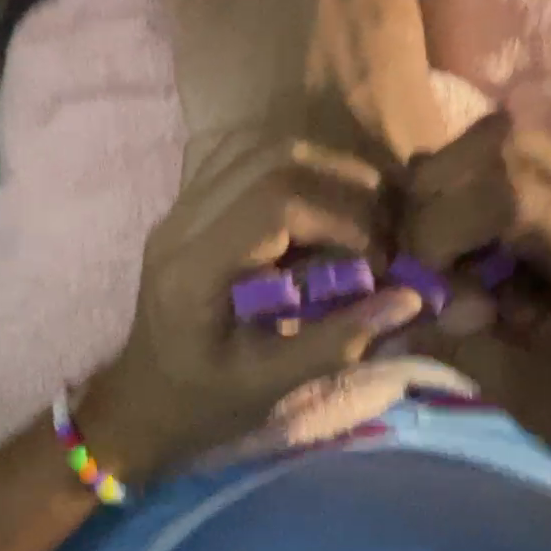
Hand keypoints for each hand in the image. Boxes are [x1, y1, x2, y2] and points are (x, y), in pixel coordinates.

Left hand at [79, 133, 426, 482]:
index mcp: (194, 270)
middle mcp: (178, 226)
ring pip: (249, 147)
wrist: (142, 398)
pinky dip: (283, 166)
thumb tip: (408, 298)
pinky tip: (314, 196)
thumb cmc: (203, 403)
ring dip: (312, 163)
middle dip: (335, 178)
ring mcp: (176, 211)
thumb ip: (336, 341)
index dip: (339, 219)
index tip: (378, 259)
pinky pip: (235, 160)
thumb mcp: (269, 386)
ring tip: (357, 200)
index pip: (274, 204)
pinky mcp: (184, 210)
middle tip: (381, 218)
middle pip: (265, 160)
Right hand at [395, 114, 550, 477]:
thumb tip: (384, 315)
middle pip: (505, 147)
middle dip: (438, 191)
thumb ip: (452, 344)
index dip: (444, 224)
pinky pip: (511, 154)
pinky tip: (461, 228)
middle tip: (417, 246)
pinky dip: (467, 179)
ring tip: (436, 231)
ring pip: (505, 137)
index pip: (514, 197)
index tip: (419, 272)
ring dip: (450, 178)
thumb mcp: (521, 393)